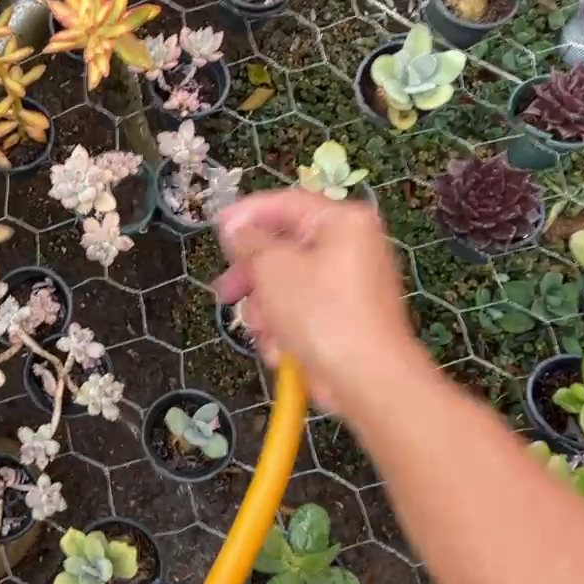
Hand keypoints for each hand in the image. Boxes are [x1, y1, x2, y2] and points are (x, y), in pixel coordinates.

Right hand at [212, 189, 430, 415]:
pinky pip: (302, 310)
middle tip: (225, 292)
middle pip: (284, 249)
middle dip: (252, 276)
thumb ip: (249, 241)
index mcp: (342, 222)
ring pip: (288, 284)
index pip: (285, 203)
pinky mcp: (345, 317)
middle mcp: (351, 246)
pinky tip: (280, 349)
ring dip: (265, 309)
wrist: (366, 380)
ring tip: (262, 330)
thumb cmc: (321, 315)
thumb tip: (237, 229)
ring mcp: (349, 284)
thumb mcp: (273, 269)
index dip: (245, 214)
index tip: (216, 228)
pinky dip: (285, 327)